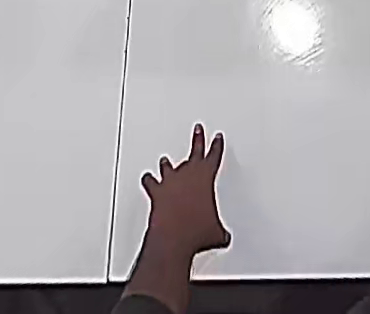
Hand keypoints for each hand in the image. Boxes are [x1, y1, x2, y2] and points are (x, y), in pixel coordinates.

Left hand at [139, 124, 229, 255]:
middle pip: (195, 150)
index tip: (217, 136)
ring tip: (165, 160)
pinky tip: (147, 179)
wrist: (174, 240)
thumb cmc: (196, 233)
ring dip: (168, 164)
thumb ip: (219, 231)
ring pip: (170, 166)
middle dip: (197, 138)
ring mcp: (171, 181)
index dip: (216, 145)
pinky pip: (151, 182)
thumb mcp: (215, 233)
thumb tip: (223, 238)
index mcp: (206, 177)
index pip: (214, 155)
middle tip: (198, 128)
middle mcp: (188, 174)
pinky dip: (149, 181)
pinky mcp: (156, 192)